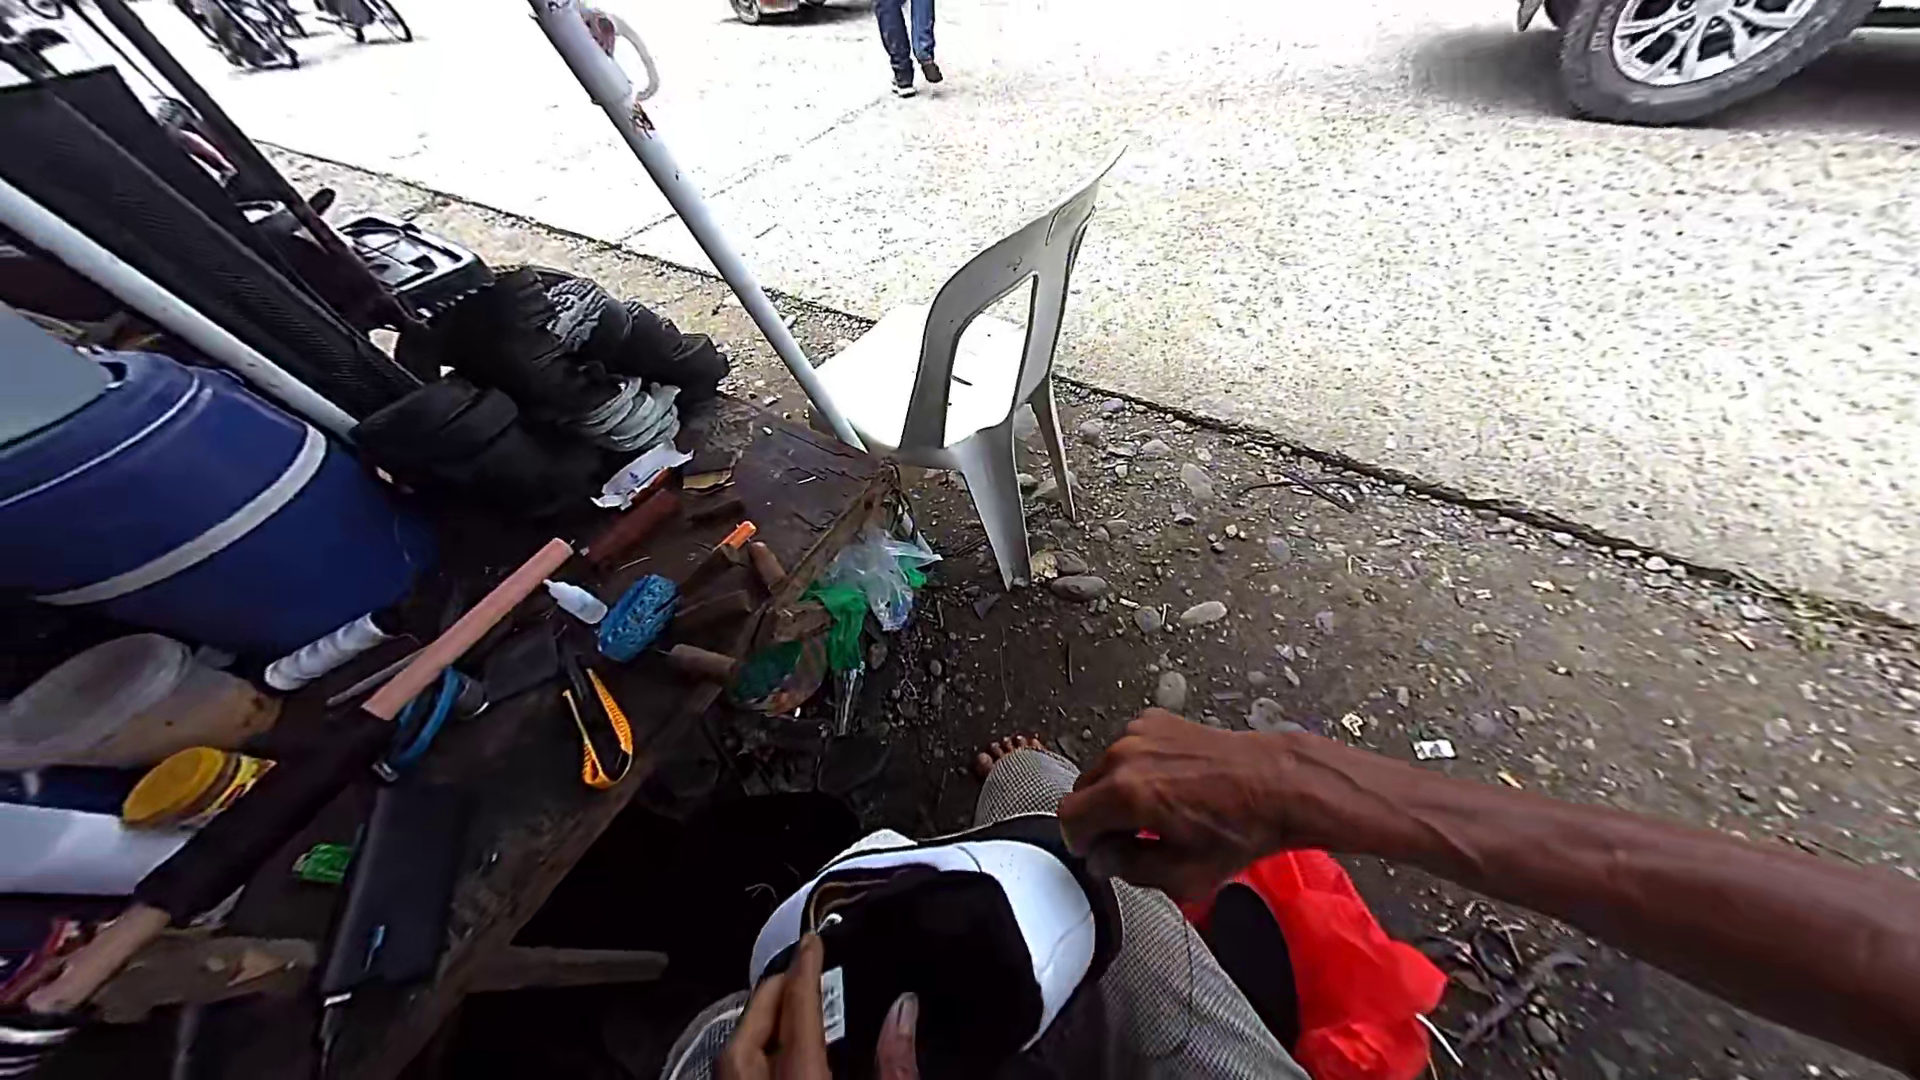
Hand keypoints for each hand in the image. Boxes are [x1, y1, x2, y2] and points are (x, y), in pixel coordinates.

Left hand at [720, 934, 920, 1079]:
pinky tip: (778, 1057)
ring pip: (728, 1071)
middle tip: (795, 968)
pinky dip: (754, 1061)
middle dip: (767, 997)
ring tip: (785, 1005)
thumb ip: (896, 1066)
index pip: (796, 1021)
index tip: (812, 942)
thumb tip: (903, 1007)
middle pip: (742, 1048)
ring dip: (754, 1031)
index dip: (804, 973)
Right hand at [1058, 709, 1303, 899]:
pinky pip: (1125, 748)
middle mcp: (1124, 756)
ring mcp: (1137, 732)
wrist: (1276, 783)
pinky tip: (1168, 781)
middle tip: (1129, 836)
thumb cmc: (1239, 828)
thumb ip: (1128, 868)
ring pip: (1103, 768)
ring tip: (1154, 807)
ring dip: (1115, 790)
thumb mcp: (1184, 874)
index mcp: (1126, 794)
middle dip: (1097, 816)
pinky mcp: (1152, 720)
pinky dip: (1134, 766)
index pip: (1069, 816)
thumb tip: (1102, 858)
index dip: (1079, 840)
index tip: (1096, 850)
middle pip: (1082, 790)